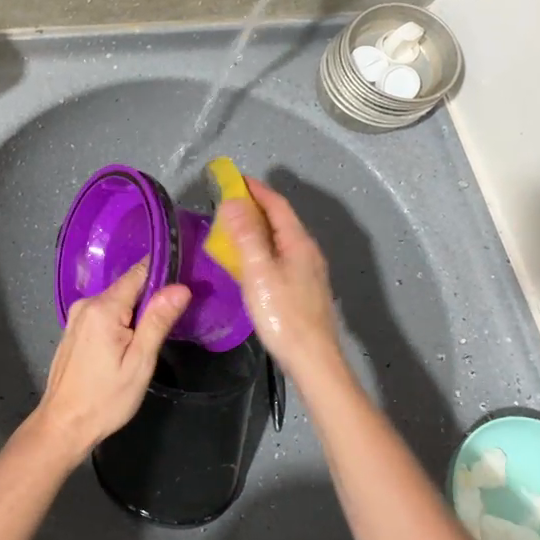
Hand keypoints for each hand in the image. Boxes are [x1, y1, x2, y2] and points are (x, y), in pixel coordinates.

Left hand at [31, 261, 190, 463]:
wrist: (64, 424)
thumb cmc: (105, 399)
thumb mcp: (140, 362)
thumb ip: (157, 321)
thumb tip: (180, 287)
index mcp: (103, 308)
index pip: (138, 273)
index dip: (163, 274)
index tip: (185, 283)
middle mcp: (87, 303)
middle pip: (127, 287)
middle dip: (152, 298)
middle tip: (175, 319)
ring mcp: (77, 316)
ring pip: (116, 301)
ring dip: (136, 312)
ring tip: (155, 334)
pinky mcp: (75, 329)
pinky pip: (104, 313)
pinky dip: (120, 321)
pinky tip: (129, 343)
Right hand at [220, 177, 345, 377]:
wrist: (312, 360)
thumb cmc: (283, 314)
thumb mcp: (259, 271)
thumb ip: (246, 235)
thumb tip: (233, 201)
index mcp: (299, 243)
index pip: (277, 205)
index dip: (256, 189)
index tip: (233, 179)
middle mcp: (308, 252)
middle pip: (281, 220)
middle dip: (255, 206)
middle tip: (227, 201)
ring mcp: (308, 272)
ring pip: (281, 239)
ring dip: (258, 228)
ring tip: (232, 227)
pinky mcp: (303, 290)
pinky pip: (280, 257)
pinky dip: (262, 248)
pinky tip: (248, 261)